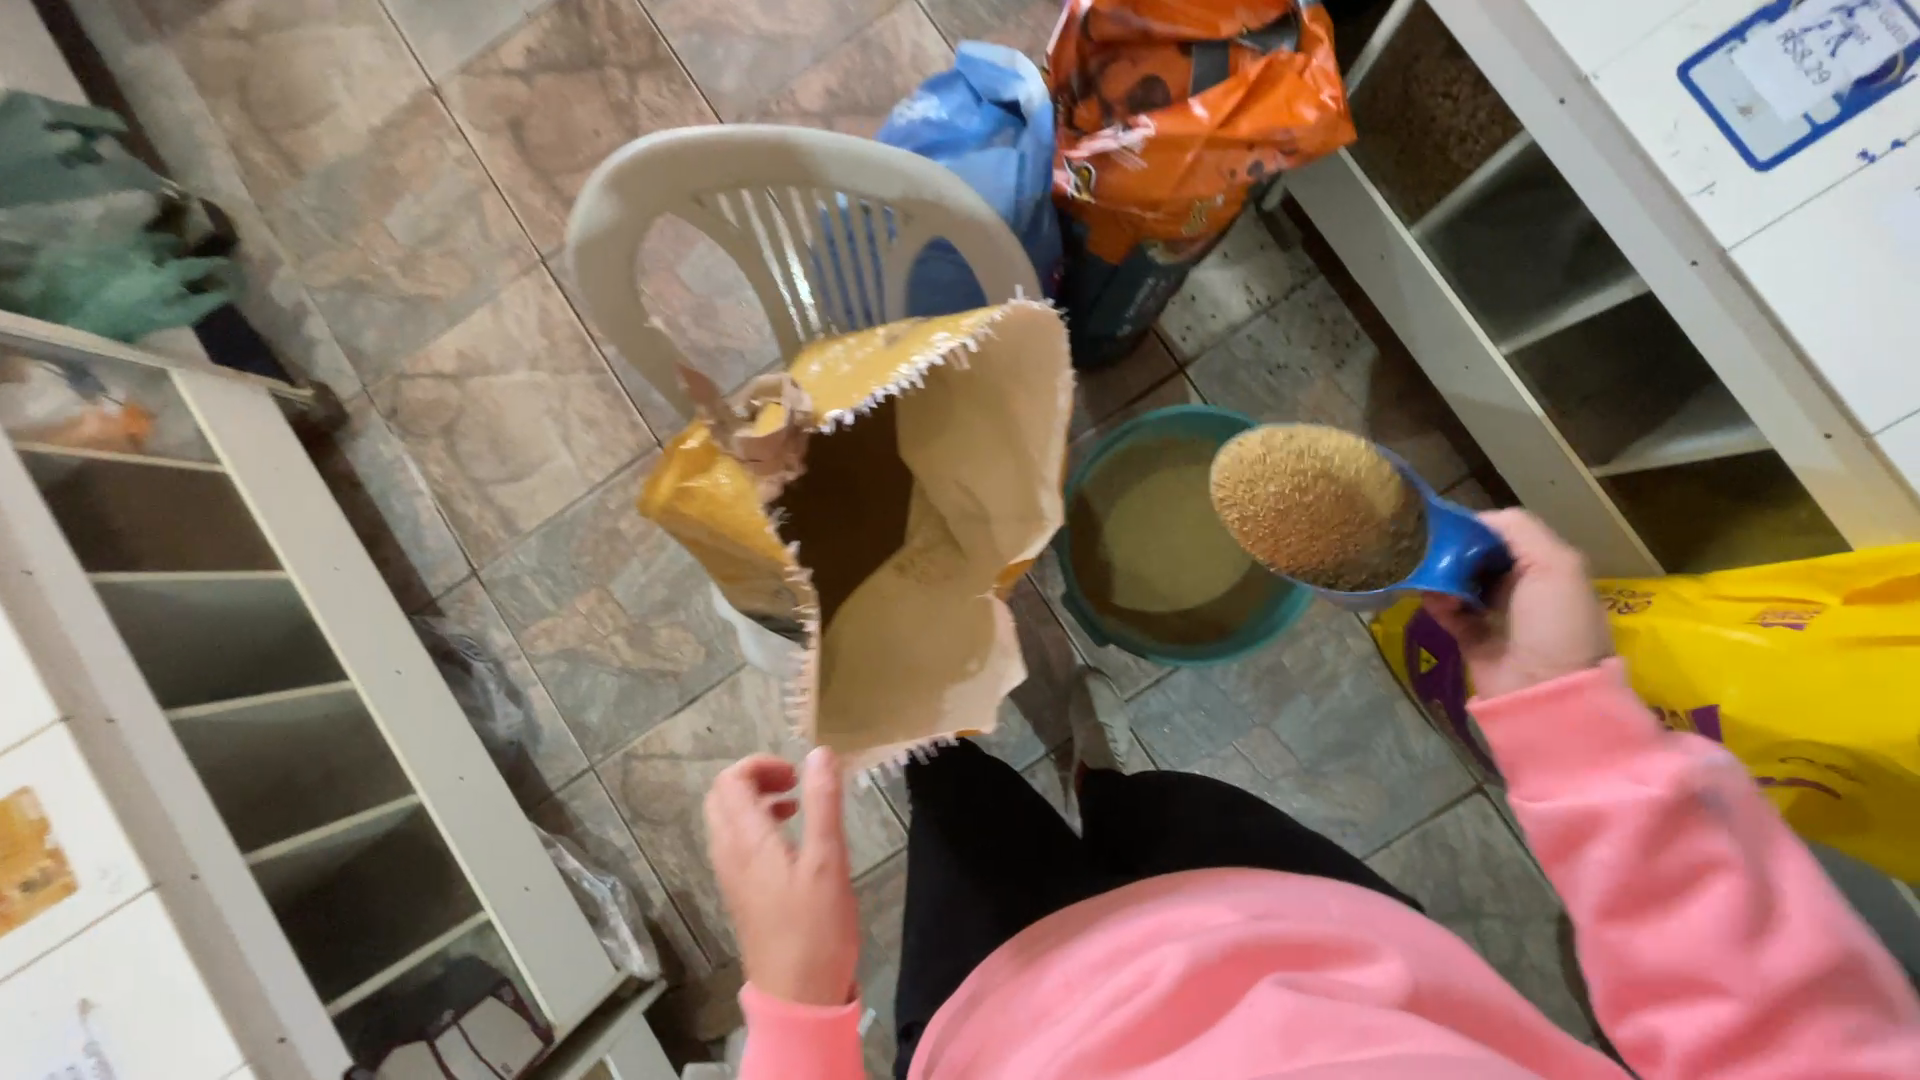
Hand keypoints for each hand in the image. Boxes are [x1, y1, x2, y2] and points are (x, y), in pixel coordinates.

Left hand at [704, 748, 858, 1006]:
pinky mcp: (741, 893)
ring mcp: (731, 875)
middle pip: (722, 797)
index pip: (730, 780)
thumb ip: (823, 802)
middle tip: (794, 784)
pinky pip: (736, 844)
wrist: (798, 997)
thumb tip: (819, 752)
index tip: (796, 773)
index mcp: (746, 840)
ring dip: (756, 801)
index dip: (760, 764)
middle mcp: (729, 853)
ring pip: (727, 820)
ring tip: (796, 807)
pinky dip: (757, 826)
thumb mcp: (828, 859)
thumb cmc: (815, 928)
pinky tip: (791, 842)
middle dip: (755, 778)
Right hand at [1423, 509, 1611, 699]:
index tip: (1445, 524)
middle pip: (1476, 556)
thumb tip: (1473, 518)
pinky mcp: (1469, 635)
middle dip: (1452, 549)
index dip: (1475, 527)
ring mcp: (1494, 612)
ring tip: (1423, 572)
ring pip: (1458, 580)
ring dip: (1440, 574)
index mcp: (1546, 567)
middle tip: (1426, 547)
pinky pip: (1445, 609)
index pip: (1503, 535)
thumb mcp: (1555, 565)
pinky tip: (1426, 595)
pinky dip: (1434, 600)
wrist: (1544, 690)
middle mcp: (1520, 586)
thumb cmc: (1555, 623)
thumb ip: (1518, 530)